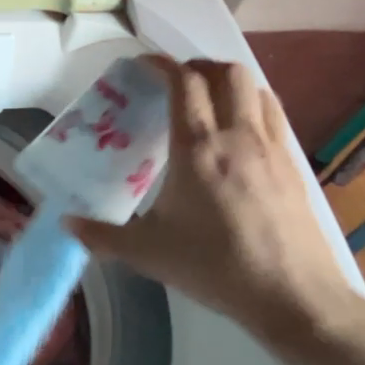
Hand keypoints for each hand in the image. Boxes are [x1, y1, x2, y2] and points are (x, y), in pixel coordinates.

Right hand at [63, 57, 356, 343]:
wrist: (298, 299)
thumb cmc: (216, 267)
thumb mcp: (149, 252)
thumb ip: (103, 235)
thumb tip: (66, 225)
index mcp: (196, 148)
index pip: (184, 82)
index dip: (162, 64)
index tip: (143, 66)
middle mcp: (237, 137)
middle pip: (228, 73)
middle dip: (199, 66)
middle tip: (177, 81)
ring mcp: (272, 150)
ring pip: (257, 89)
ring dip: (231, 83)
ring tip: (210, 100)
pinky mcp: (295, 169)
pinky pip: (274, 118)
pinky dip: (253, 108)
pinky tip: (239, 135)